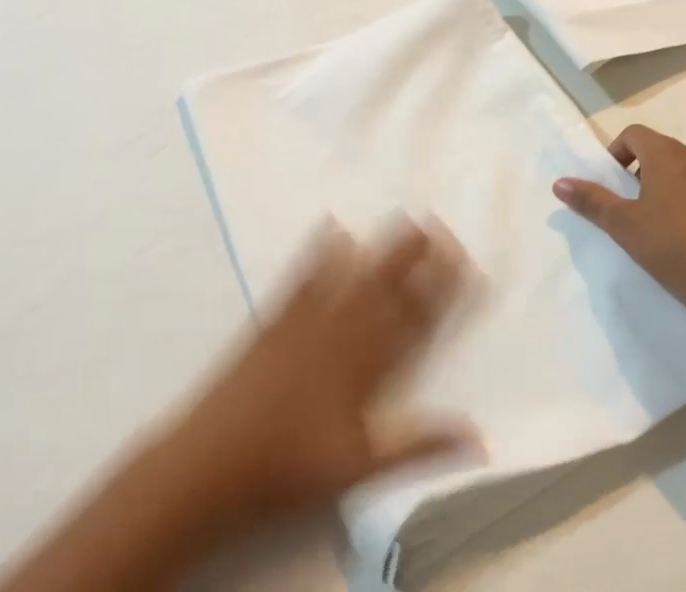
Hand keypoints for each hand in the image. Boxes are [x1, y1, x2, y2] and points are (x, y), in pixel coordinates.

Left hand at [168, 219, 480, 529]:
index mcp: (364, 369)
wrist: (206, 463)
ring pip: (350, 277)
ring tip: (405, 216)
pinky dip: (319, 252)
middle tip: (440, 224)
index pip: (413, 323)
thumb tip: (479, 436)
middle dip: (416, 257)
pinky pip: (302, 279)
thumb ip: (417, 447)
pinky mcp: (272, 323)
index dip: (443, 293)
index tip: (467, 264)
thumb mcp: (357, 468)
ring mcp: (303, 325)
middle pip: (384, 289)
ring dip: (380, 248)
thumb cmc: (285, 469)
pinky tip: (332, 228)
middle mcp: (338, 336)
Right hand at [554, 125, 685, 333]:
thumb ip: (592, 202)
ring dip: (672, 190)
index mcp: (668, 155)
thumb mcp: (626, 228)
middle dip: (643, 175)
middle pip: (663, 153)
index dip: (616, 153)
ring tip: (666, 229)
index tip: (612, 185)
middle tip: (634, 212)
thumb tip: (559, 182)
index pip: (634, 134)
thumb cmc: (678, 250)